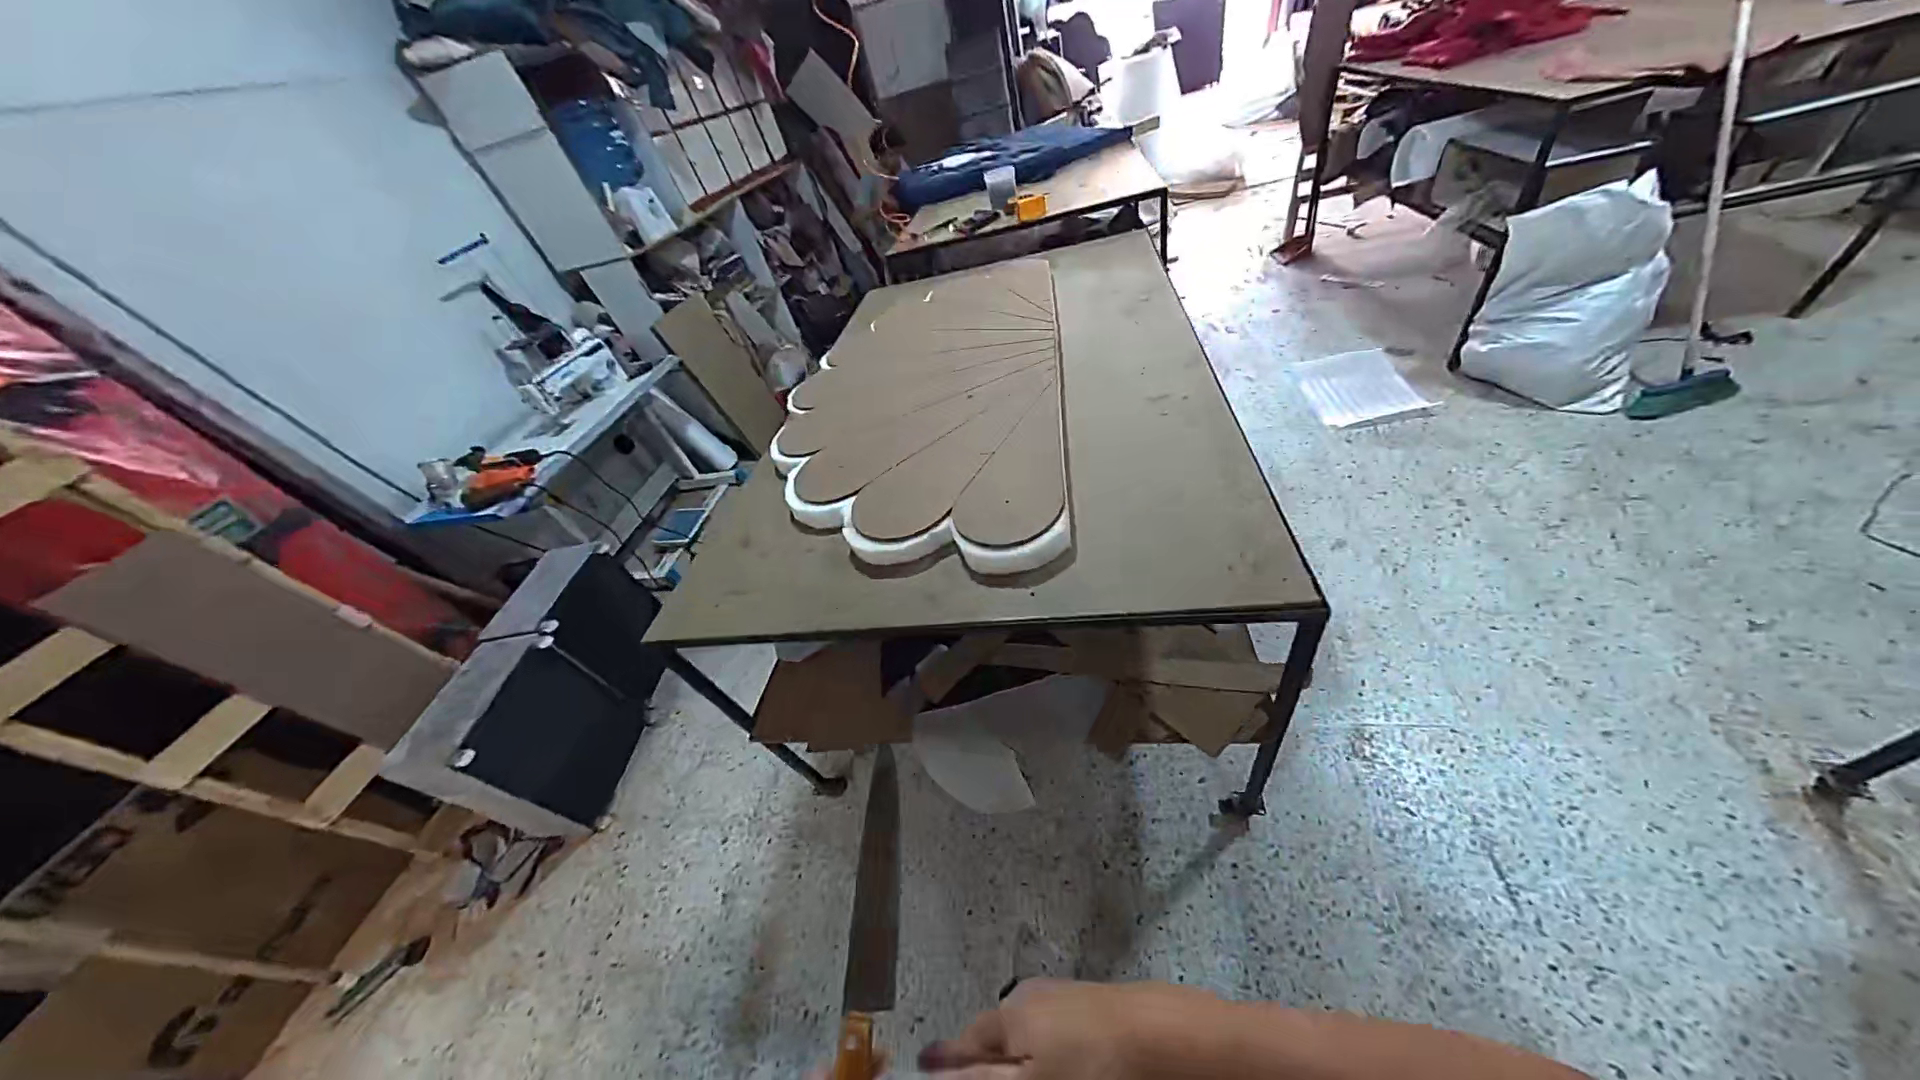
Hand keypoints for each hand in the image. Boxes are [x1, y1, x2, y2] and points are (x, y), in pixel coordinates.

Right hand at [918, 978, 1219, 1079]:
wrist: (1161, 1035)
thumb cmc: (1090, 1065)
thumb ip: (982, 1079)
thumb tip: (935, 1070)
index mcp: (1011, 1012)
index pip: (970, 1038)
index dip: (950, 1056)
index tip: (927, 1063)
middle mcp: (1032, 994)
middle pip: (998, 1031)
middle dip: (984, 1053)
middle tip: (971, 1070)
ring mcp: (1065, 994)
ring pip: (1029, 1027)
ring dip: (1018, 1050)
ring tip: (1019, 1069)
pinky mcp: (1094, 1002)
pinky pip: (1056, 1025)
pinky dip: (1048, 1044)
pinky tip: (1064, 1061)